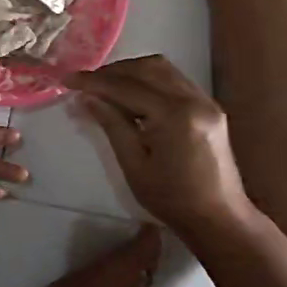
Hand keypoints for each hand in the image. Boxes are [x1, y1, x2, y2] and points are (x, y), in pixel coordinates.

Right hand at [65, 55, 251, 233]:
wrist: (220, 219)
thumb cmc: (172, 198)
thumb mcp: (133, 164)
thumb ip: (111, 124)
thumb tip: (86, 97)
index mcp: (175, 116)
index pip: (127, 87)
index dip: (93, 81)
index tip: (67, 80)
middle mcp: (194, 101)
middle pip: (148, 68)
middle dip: (112, 71)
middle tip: (85, 83)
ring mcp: (206, 102)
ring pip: (163, 69)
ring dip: (130, 72)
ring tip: (105, 87)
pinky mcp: (209, 108)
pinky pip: (174, 80)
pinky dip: (149, 80)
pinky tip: (131, 95)